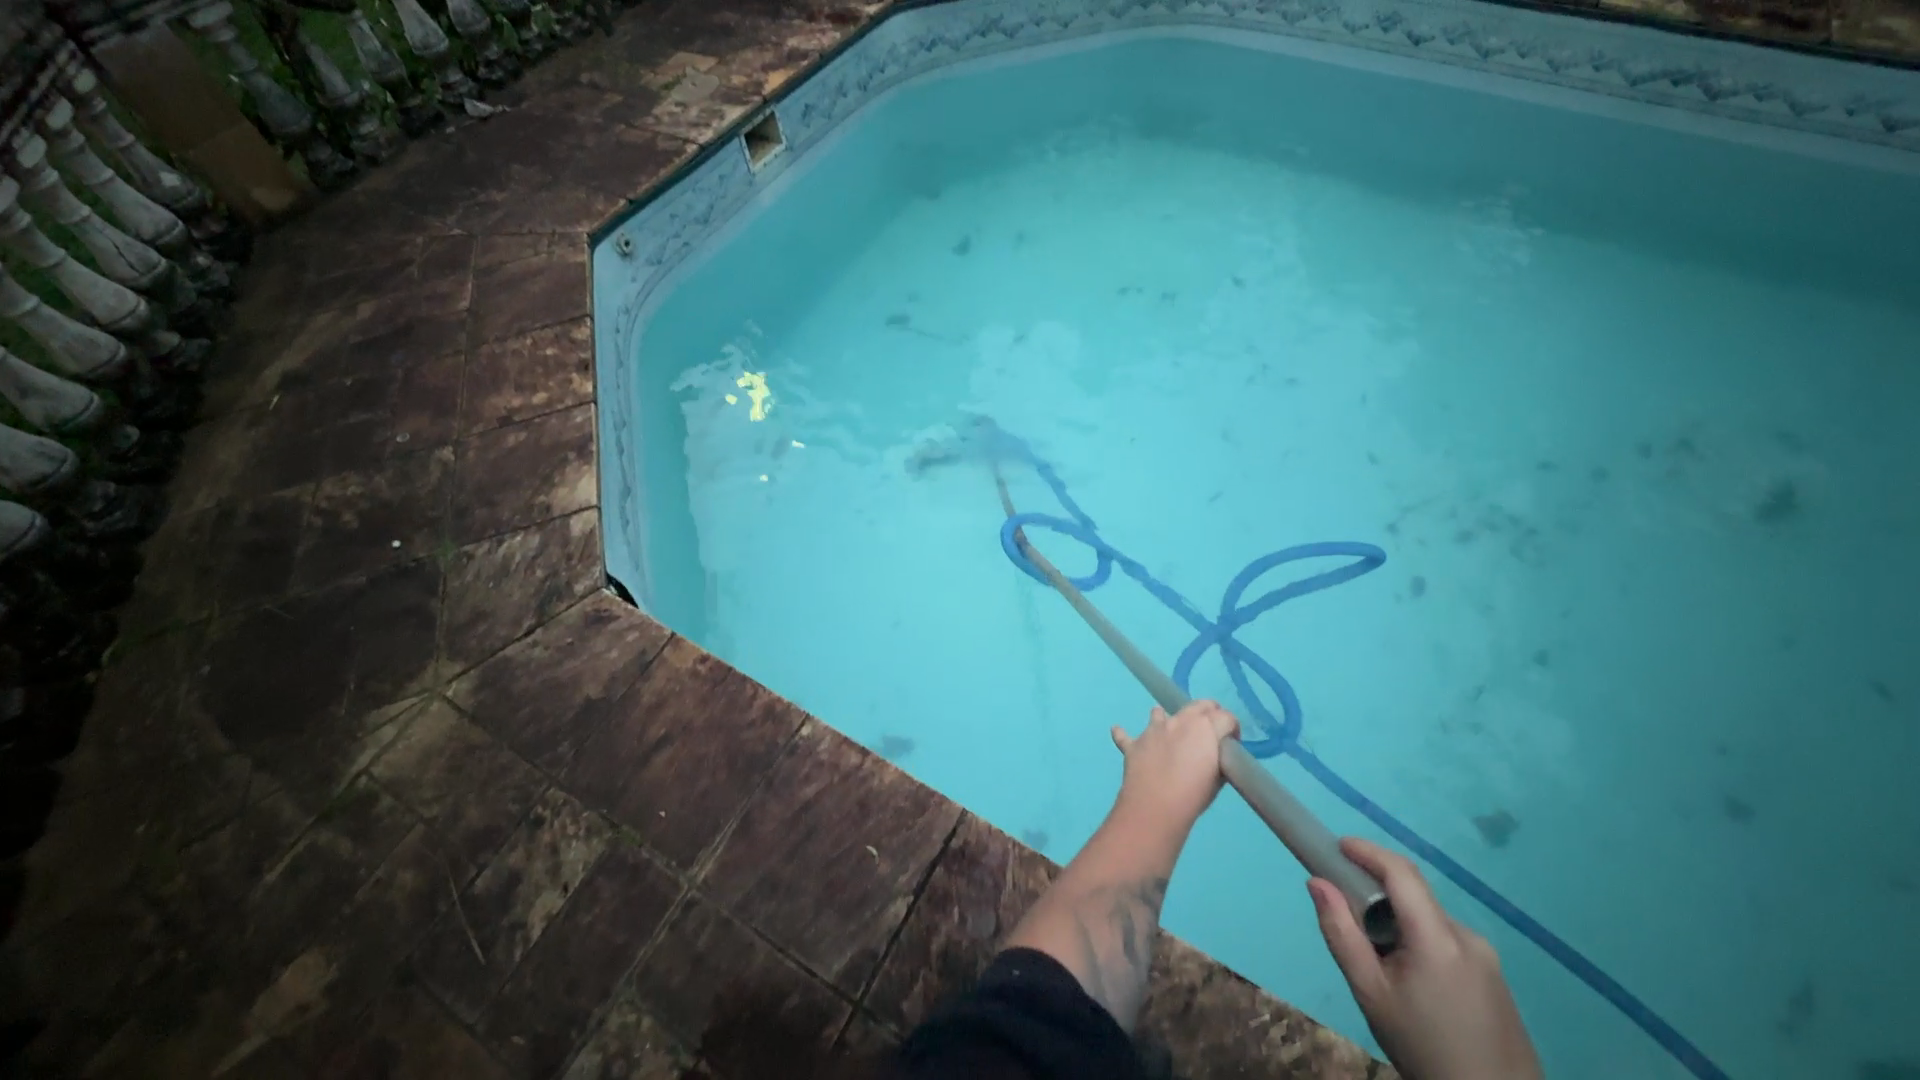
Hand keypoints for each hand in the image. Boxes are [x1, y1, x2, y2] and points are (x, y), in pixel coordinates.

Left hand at [1109, 700, 1239, 832]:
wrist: (1157, 805)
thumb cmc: (1194, 793)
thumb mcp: (1218, 776)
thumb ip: (1217, 758)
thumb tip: (1213, 755)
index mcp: (1205, 726)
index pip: (1225, 716)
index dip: (1232, 727)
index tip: (1233, 741)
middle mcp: (1178, 721)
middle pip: (1198, 705)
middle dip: (1208, 713)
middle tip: (1212, 729)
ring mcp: (1153, 730)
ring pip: (1159, 713)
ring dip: (1165, 717)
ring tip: (1168, 726)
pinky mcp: (1134, 745)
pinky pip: (1124, 736)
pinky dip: (1122, 734)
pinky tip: (1117, 730)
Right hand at [1309, 837, 1542, 1079]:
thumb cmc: (1422, 1046)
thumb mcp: (1370, 993)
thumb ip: (1341, 933)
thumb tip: (1317, 882)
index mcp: (1437, 937)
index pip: (1402, 873)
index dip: (1368, 851)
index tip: (1337, 846)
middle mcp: (1467, 936)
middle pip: (1414, 896)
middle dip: (1377, 895)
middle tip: (1348, 918)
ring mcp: (1486, 955)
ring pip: (1429, 920)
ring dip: (1399, 924)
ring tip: (1381, 968)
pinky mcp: (1494, 974)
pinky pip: (1447, 941)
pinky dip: (1420, 943)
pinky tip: (1413, 985)